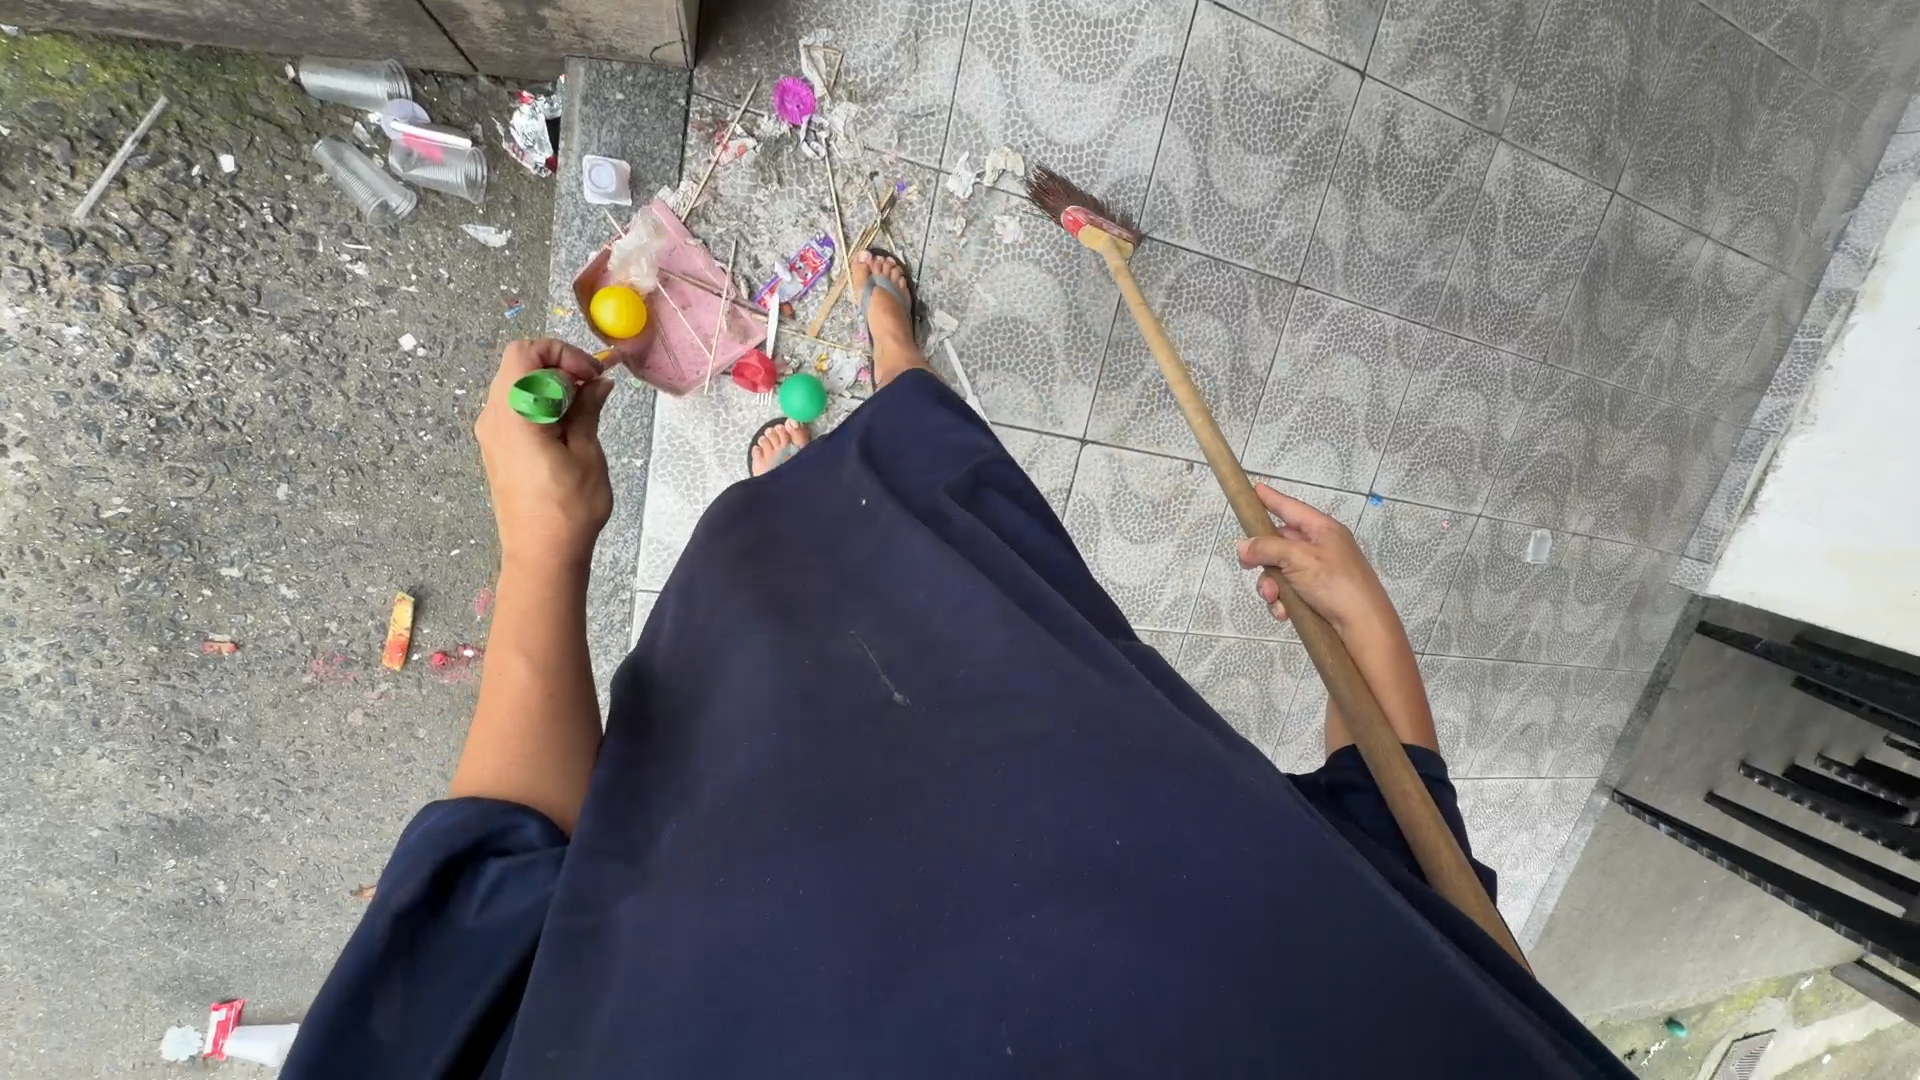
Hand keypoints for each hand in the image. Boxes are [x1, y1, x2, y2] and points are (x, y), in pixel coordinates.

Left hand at [475, 339, 615, 572]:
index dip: (564, 354)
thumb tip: (598, 383)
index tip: (594, 377)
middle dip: (561, 367)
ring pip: (518, 385)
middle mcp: (493, 416)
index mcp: (514, 413)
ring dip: (554, 387)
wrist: (542, 554)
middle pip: (520, 365)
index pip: (526, 352)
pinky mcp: (499, 447)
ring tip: (586, 411)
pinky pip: (517, 408)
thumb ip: (587, 410)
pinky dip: (544, 405)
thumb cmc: (570, 507)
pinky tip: (570, 427)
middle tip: (594, 391)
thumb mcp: (587, 453)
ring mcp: (492, 432)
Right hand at [1235, 484, 1396, 637]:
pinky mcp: (1314, 595)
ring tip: (1274, 598)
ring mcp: (1317, 573)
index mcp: (1322, 530)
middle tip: (1246, 565)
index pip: (1291, 508)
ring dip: (1270, 585)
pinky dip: (1281, 602)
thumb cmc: (1335, 583)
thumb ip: (1267, 548)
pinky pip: (1287, 592)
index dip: (1272, 499)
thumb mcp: (1298, 559)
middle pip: (1278, 544)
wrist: (1363, 626)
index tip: (1255, 489)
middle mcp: (1319, 548)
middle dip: (1263, 559)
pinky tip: (1284, 613)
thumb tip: (1242, 546)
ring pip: (1278, 572)